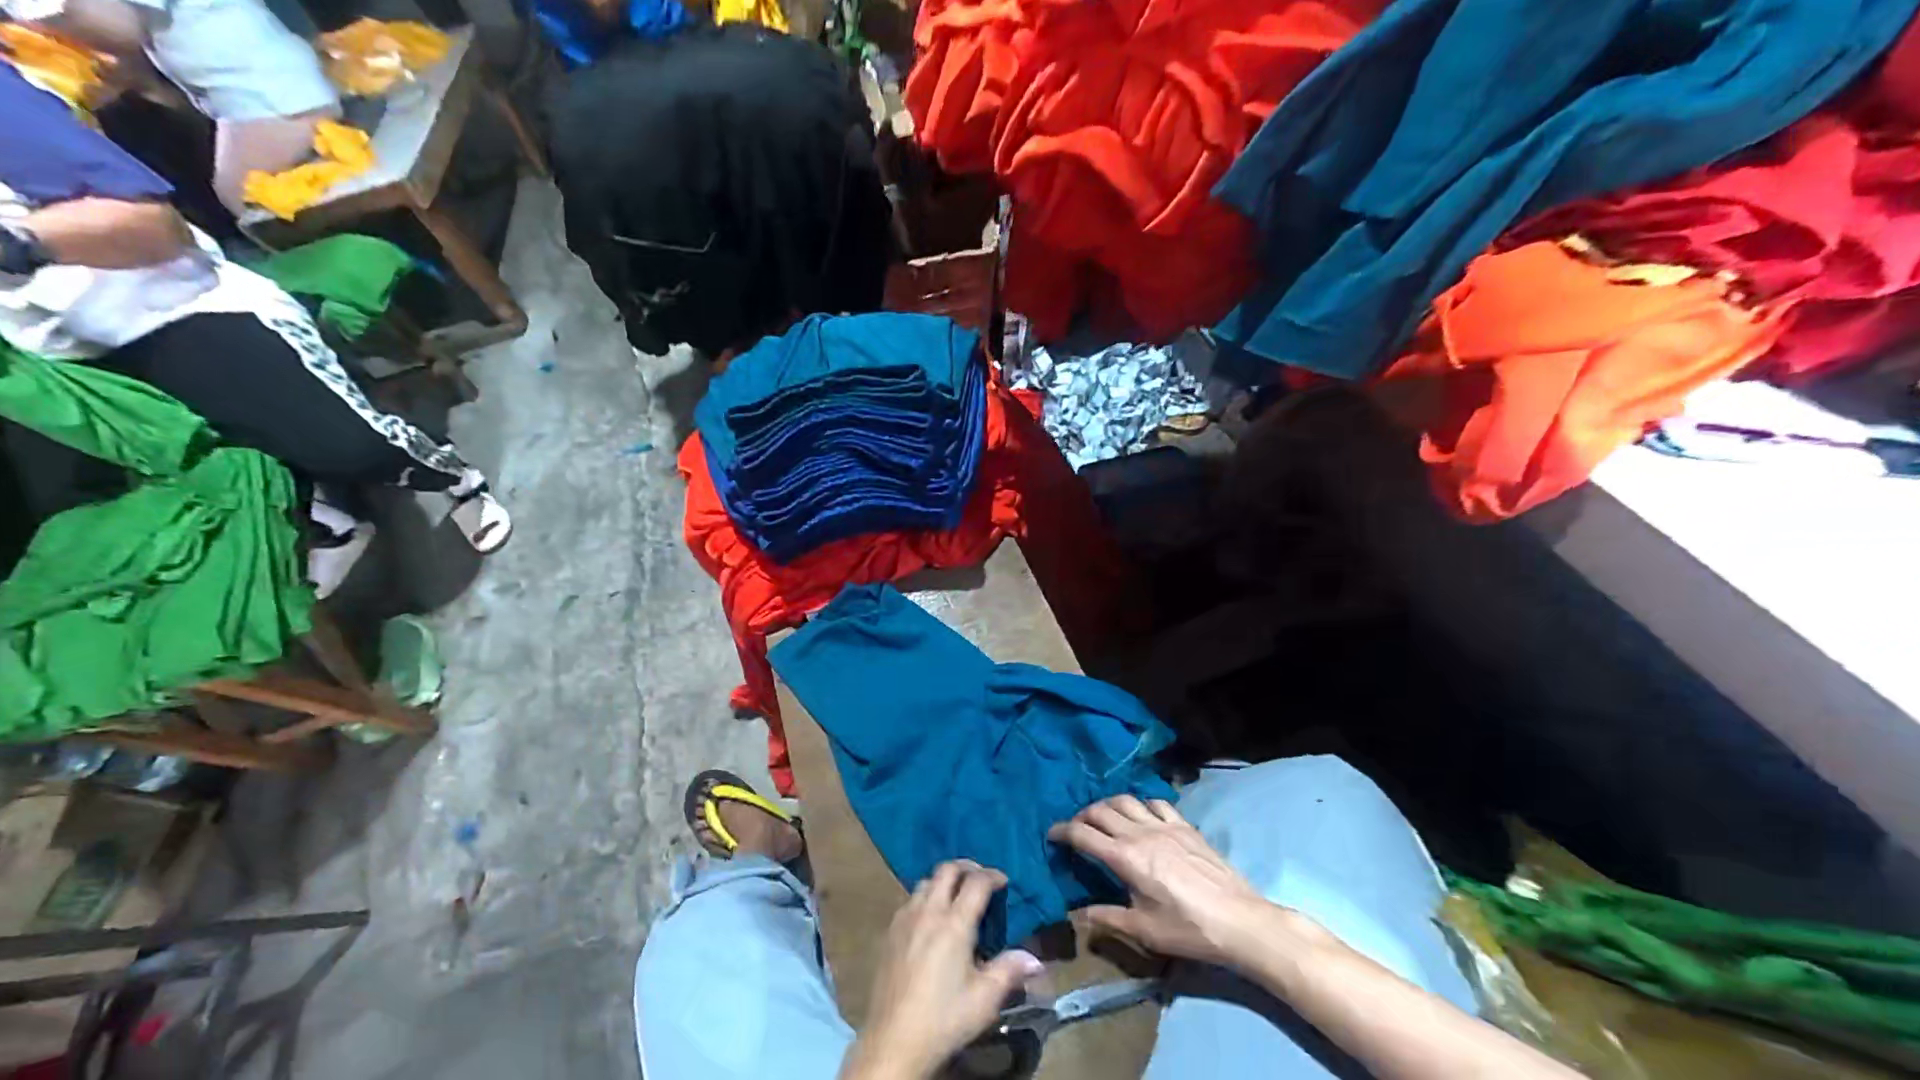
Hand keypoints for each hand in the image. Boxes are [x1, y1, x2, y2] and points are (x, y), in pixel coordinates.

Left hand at [841, 860, 1043, 1079]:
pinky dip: (925, 897)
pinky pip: (909, 900)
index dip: (992, 875)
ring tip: (956, 896)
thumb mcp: (985, 998)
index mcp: (954, 924)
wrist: (894, 1040)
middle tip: (981, 878)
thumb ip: (1010, 971)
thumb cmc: (944, 1018)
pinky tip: (930, 919)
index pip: (976, 883)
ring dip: (943, 881)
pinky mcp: (890, 933)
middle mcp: (928, 912)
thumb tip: (1035, 959)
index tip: (1003, 880)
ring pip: (925, 882)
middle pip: (946, 870)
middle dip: (966, 867)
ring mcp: (904, 920)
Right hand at [1049, 795, 1272, 966]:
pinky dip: (1141, 804)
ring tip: (1104, 818)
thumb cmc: (1189, 930)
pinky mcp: (1185, 825)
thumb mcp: (1144, 931)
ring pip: (1126, 800)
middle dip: (1082, 816)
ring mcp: (1165, 825)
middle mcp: (1140, 833)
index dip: (1062, 831)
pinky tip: (1142, 816)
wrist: (1239, 920)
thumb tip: (1078, 914)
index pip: (1083, 835)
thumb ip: (1108, 917)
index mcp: (1125, 858)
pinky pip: (1155, 802)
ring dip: (1108, 805)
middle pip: (1101, 810)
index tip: (1051, 835)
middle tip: (1076, 829)